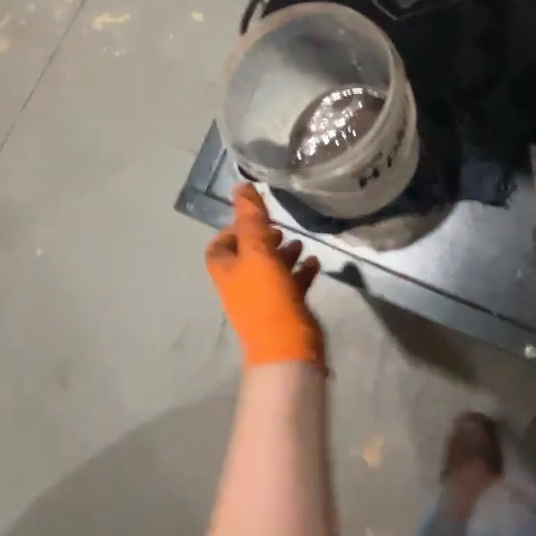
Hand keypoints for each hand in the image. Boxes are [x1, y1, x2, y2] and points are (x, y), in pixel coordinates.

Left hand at [206, 185, 323, 369]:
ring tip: (300, 243)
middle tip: (280, 229)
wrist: (288, 349)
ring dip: (284, 253)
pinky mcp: (285, 309)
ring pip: (271, 268)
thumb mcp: (258, 251)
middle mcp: (240, 284)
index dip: (233, 228)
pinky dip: (301, 271)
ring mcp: (262, 298)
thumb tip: (241, 186)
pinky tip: (315, 263)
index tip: (254, 217)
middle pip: (247, 255)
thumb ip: (251, 218)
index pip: (219, 244)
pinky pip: (291, 284)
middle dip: (264, 238)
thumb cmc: (267, 296)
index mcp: (226, 270)